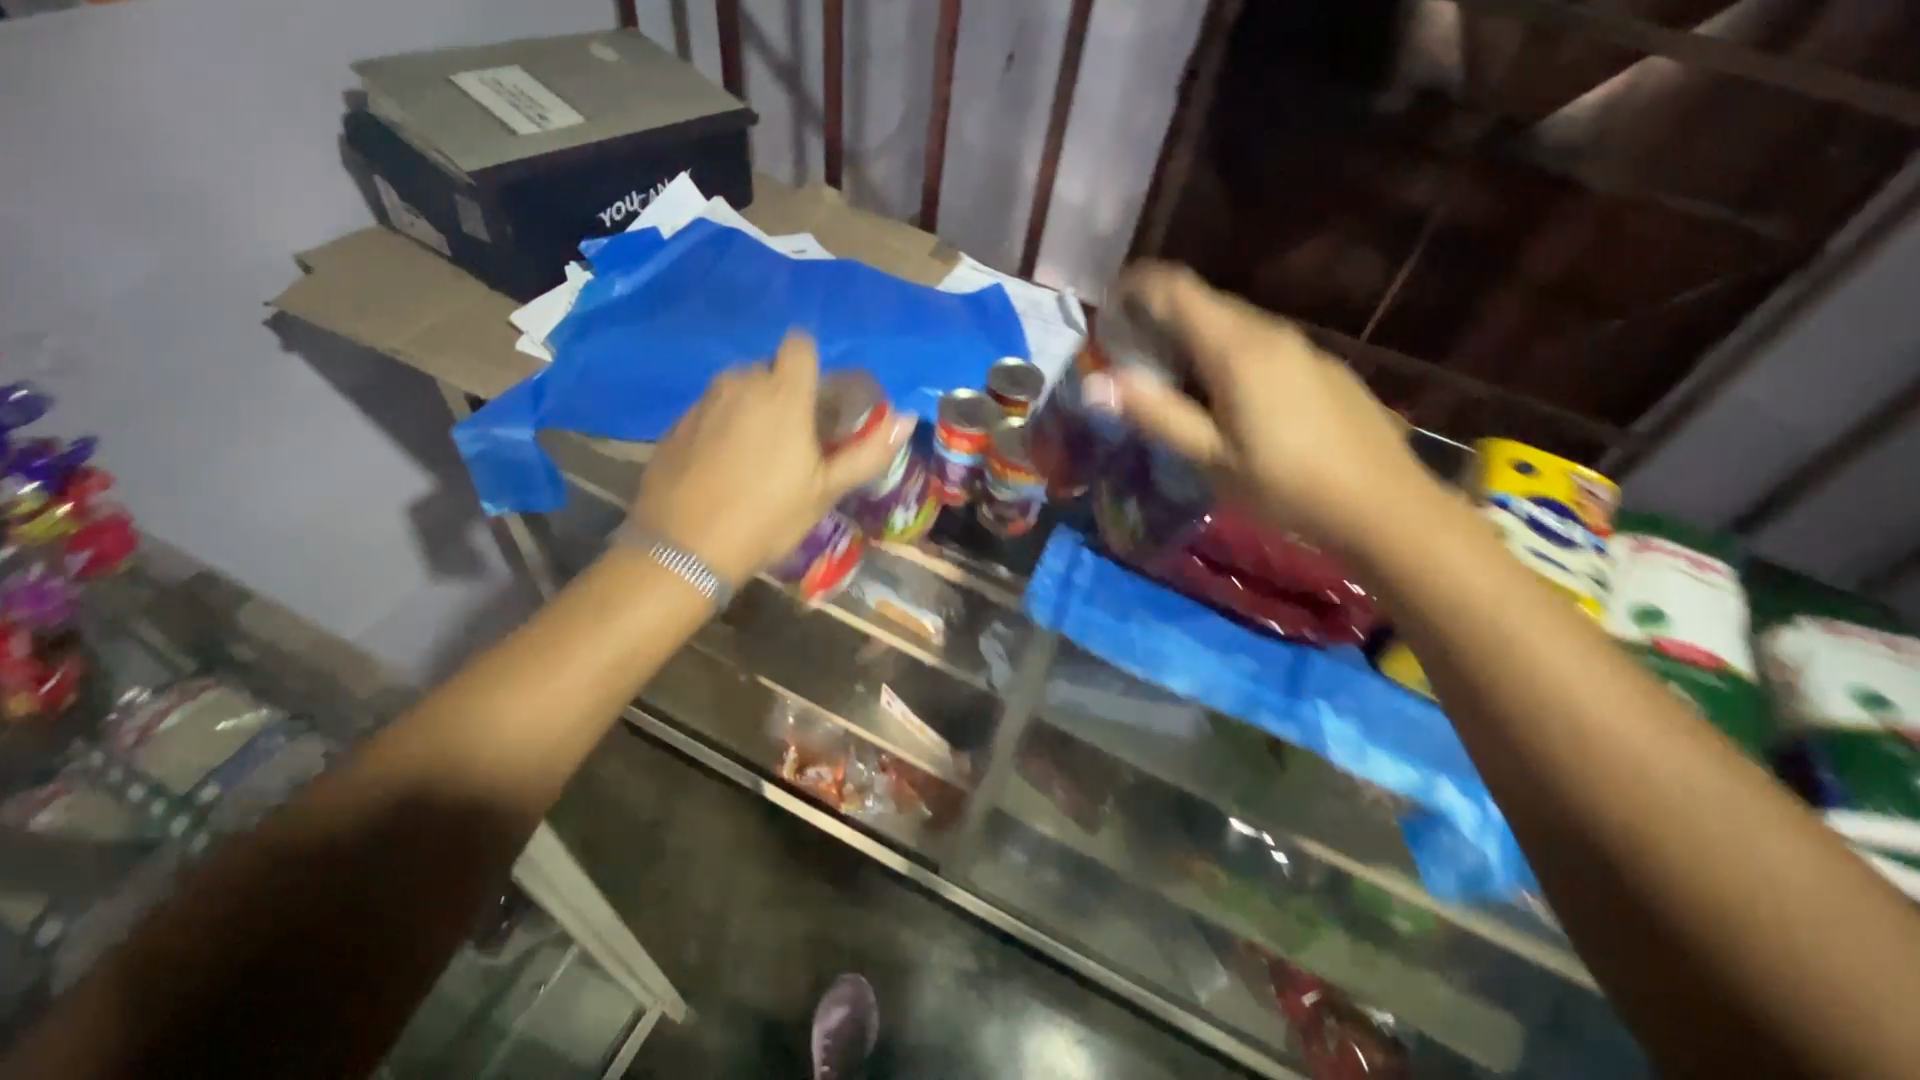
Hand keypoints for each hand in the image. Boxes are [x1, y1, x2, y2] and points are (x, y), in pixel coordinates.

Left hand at [629, 334, 912, 583]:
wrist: (683, 549)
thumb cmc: (766, 518)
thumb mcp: (825, 492)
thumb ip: (868, 452)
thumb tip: (906, 419)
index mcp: (783, 393)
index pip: (800, 344)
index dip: (811, 364)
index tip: (818, 399)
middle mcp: (741, 384)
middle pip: (769, 369)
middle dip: (783, 393)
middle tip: (794, 439)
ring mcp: (704, 402)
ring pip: (737, 390)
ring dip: (751, 410)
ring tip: (757, 456)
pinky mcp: (677, 424)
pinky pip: (710, 412)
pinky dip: (722, 428)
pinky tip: (723, 469)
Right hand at [1087, 262, 1438, 555]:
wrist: (1386, 507)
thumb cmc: (1288, 487)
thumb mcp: (1211, 459)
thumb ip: (1155, 415)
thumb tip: (1098, 383)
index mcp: (1236, 348)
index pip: (1175, 288)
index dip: (1134, 287)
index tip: (1107, 314)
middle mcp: (1270, 332)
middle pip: (1204, 302)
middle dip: (1159, 318)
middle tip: (1131, 361)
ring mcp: (1303, 347)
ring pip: (1234, 324)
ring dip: (1194, 340)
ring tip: (1174, 385)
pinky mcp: (1323, 367)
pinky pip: (1262, 345)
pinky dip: (1228, 356)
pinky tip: (1230, 403)